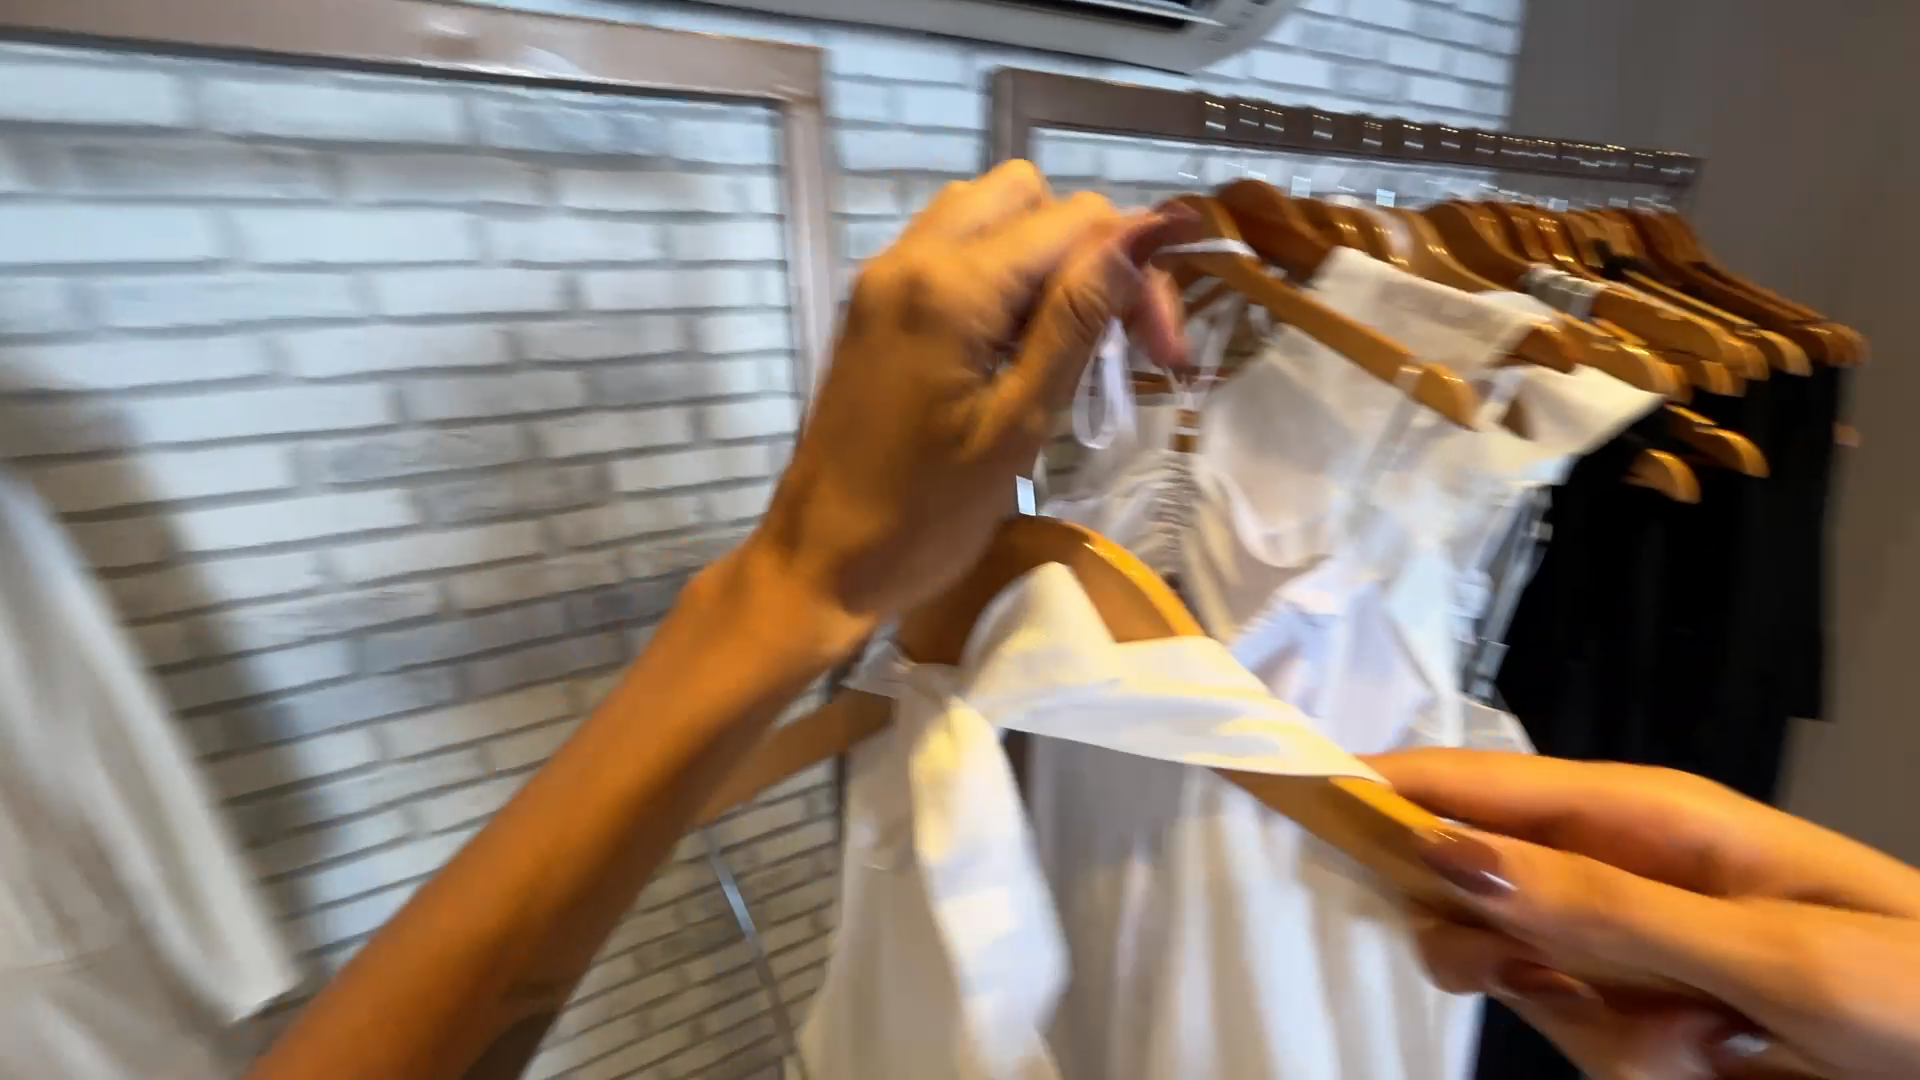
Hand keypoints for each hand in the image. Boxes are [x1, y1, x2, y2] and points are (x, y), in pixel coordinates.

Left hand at [746, 161, 1189, 648]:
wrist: (821, 561)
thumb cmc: (924, 518)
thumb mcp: (1016, 426)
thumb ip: (1077, 320)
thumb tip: (1146, 231)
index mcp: (949, 287)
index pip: (1075, 221)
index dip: (1137, 271)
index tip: (1163, 351)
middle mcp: (909, 258)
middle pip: (1025, 196)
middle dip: (1087, 248)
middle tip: (1111, 336)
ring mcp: (881, 280)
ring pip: (982, 215)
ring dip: (1039, 257)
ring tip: (1062, 339)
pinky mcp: (870, 308)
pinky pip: (945, 252)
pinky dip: (993, 274)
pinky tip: (1009, 343)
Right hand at [1367, 750, 1919, 1078]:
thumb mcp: (1782, 959)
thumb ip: (1603, 901)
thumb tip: (1441, 852)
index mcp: (1628, 808)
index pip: (1464, 779)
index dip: (1380, 782)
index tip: (1302, 798)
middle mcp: (1595, 854)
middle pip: (1456, 865)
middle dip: (1474, 925)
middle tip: (1527, 976)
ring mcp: (1602, 924)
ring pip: (1496, 947)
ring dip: (1557, 1001)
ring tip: (1678, 1044)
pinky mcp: (1616, 989)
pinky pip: (1553, 1012)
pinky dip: (1606, 1046)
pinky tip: (1698, 1058)